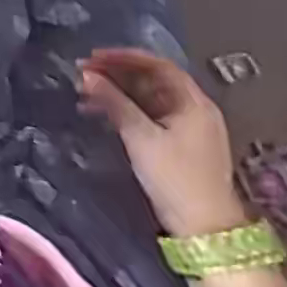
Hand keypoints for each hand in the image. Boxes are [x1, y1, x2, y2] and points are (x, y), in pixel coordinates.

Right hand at [78, 48, 248, 236]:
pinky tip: (100, 114)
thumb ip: (114, 103)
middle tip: (83, 74)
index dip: (124, 57)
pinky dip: (124, 111)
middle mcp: (193, 108)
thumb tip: (87, 75)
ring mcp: (186, 127)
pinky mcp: (177, 144)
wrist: (204, 228)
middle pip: (152, 80)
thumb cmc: (175, 178)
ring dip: (117, 93)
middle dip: (116, 74)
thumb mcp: (141, 137)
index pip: (157, 65)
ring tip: (84, 93)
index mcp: (193, 102)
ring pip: (147, 99)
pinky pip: (147, 116)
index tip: (93, 58)